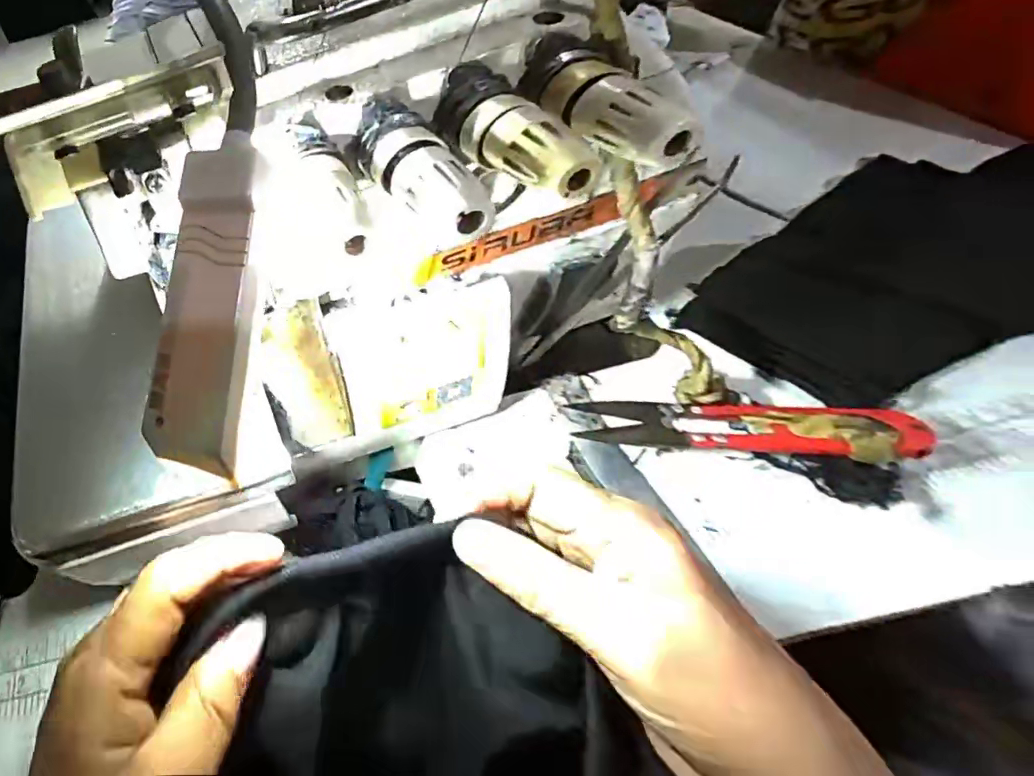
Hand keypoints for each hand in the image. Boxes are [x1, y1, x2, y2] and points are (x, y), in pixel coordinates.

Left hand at [30, 532, 282, 775]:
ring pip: (152, 605)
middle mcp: (92, 648)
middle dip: (214, 562)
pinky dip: (188, 618)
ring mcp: (91, 668)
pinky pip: (148, 635)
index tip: (274, 552)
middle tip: (273, 563)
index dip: (219, 556)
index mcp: (102, 659)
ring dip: (203, 586)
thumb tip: (250, 627)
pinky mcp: (99, 691)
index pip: (164, 581)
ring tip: (254, 581)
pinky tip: (216, 624)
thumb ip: (208, 703)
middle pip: (156, 583)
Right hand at [451, 466, 888, 775]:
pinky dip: (512, 579)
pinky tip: (489, 593)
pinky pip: (542, 576)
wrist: (787, 773)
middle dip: (484, 519)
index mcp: (625, 529)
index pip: (536, 482)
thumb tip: (461, 534)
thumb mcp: (620, 633)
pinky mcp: (603, 609)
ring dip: (495, 550)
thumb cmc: (716, 694)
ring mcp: (609, 576)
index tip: (445, 523)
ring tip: (455, 570)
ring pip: (531, 540)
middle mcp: (614, 540)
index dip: (487, 491)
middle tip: (442, 548)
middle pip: (529, 506)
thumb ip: (536, 579)